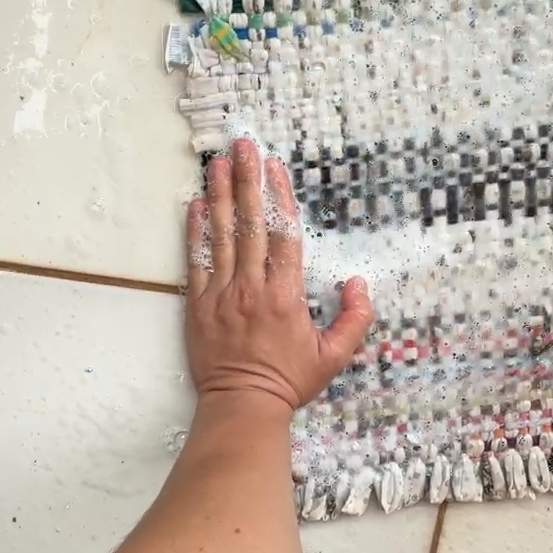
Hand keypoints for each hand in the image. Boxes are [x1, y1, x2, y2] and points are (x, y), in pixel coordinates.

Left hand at [185, 138, 373, 416]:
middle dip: (246, 182)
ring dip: (218, 197)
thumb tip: (359, 283)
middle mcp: (251, 287)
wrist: (242, 405)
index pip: (283, 235)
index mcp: (286, 295)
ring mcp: (221, 294)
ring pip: (221, 236)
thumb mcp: (335, 356)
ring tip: (216, 164)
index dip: (279, 198)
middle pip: (250, 225)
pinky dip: (195, 233)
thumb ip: (355, 319)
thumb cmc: (289, 381)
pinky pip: (196, 262)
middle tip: (243, 147)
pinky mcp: (198, 305)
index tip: (274, 167)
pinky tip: (194, 206)